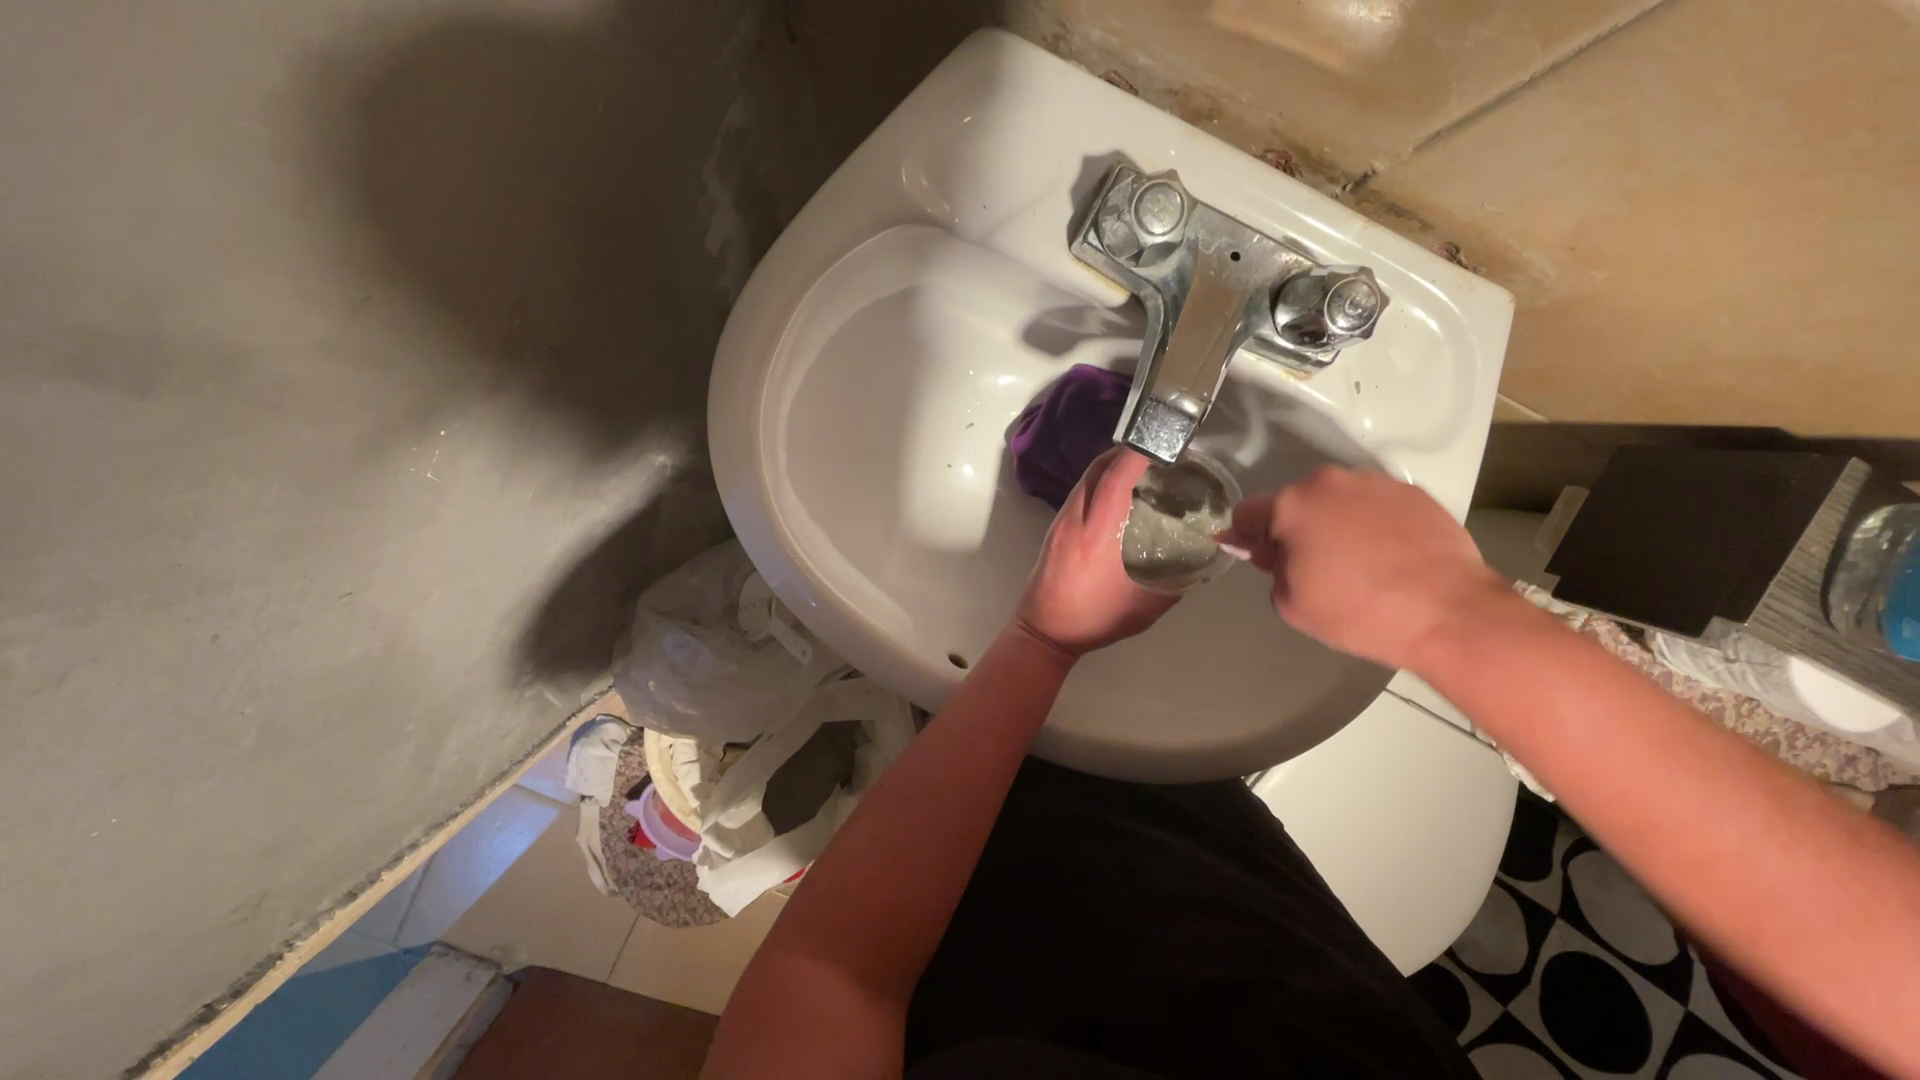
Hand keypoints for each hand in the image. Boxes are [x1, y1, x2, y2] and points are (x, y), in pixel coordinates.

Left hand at [1012, 447, 1178, 659]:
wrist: (1044, 633)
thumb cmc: (1094, 620)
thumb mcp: (1143, 607)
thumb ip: (1173, 583)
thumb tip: (1198, 561)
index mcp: (1097, 533)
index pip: (1115, 477)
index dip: (1138, 454)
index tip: (1163, 444)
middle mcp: (1075, 519)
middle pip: (1097, 469)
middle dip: (1125, 453)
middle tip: (1155, 452)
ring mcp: (1061, 523)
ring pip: (1085, 480)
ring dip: (1111, 467)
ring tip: (1141, 471)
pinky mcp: (1055, 530)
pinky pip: (1079, 494)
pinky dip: (1100, 484)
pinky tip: (1118, 497)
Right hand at [1221, 465, 1509, 670]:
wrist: (1448, 612)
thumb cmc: (1358, 612)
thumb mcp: (1292, 603)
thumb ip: (1269, 567)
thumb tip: (1263, 548)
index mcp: (1292, 506)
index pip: (1248, 513)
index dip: (1249, 538)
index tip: (1265, 561)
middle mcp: (1329, 482)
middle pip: (1296, 503)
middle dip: (1298, 529)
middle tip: (1318, 568)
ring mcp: (1375, 483)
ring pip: (1338, 500)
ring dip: (1337, 522)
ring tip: (1361, 563)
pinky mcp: (1413, 492)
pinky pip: (1377, 505)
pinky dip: (1375, 524)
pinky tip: (1391, 556)